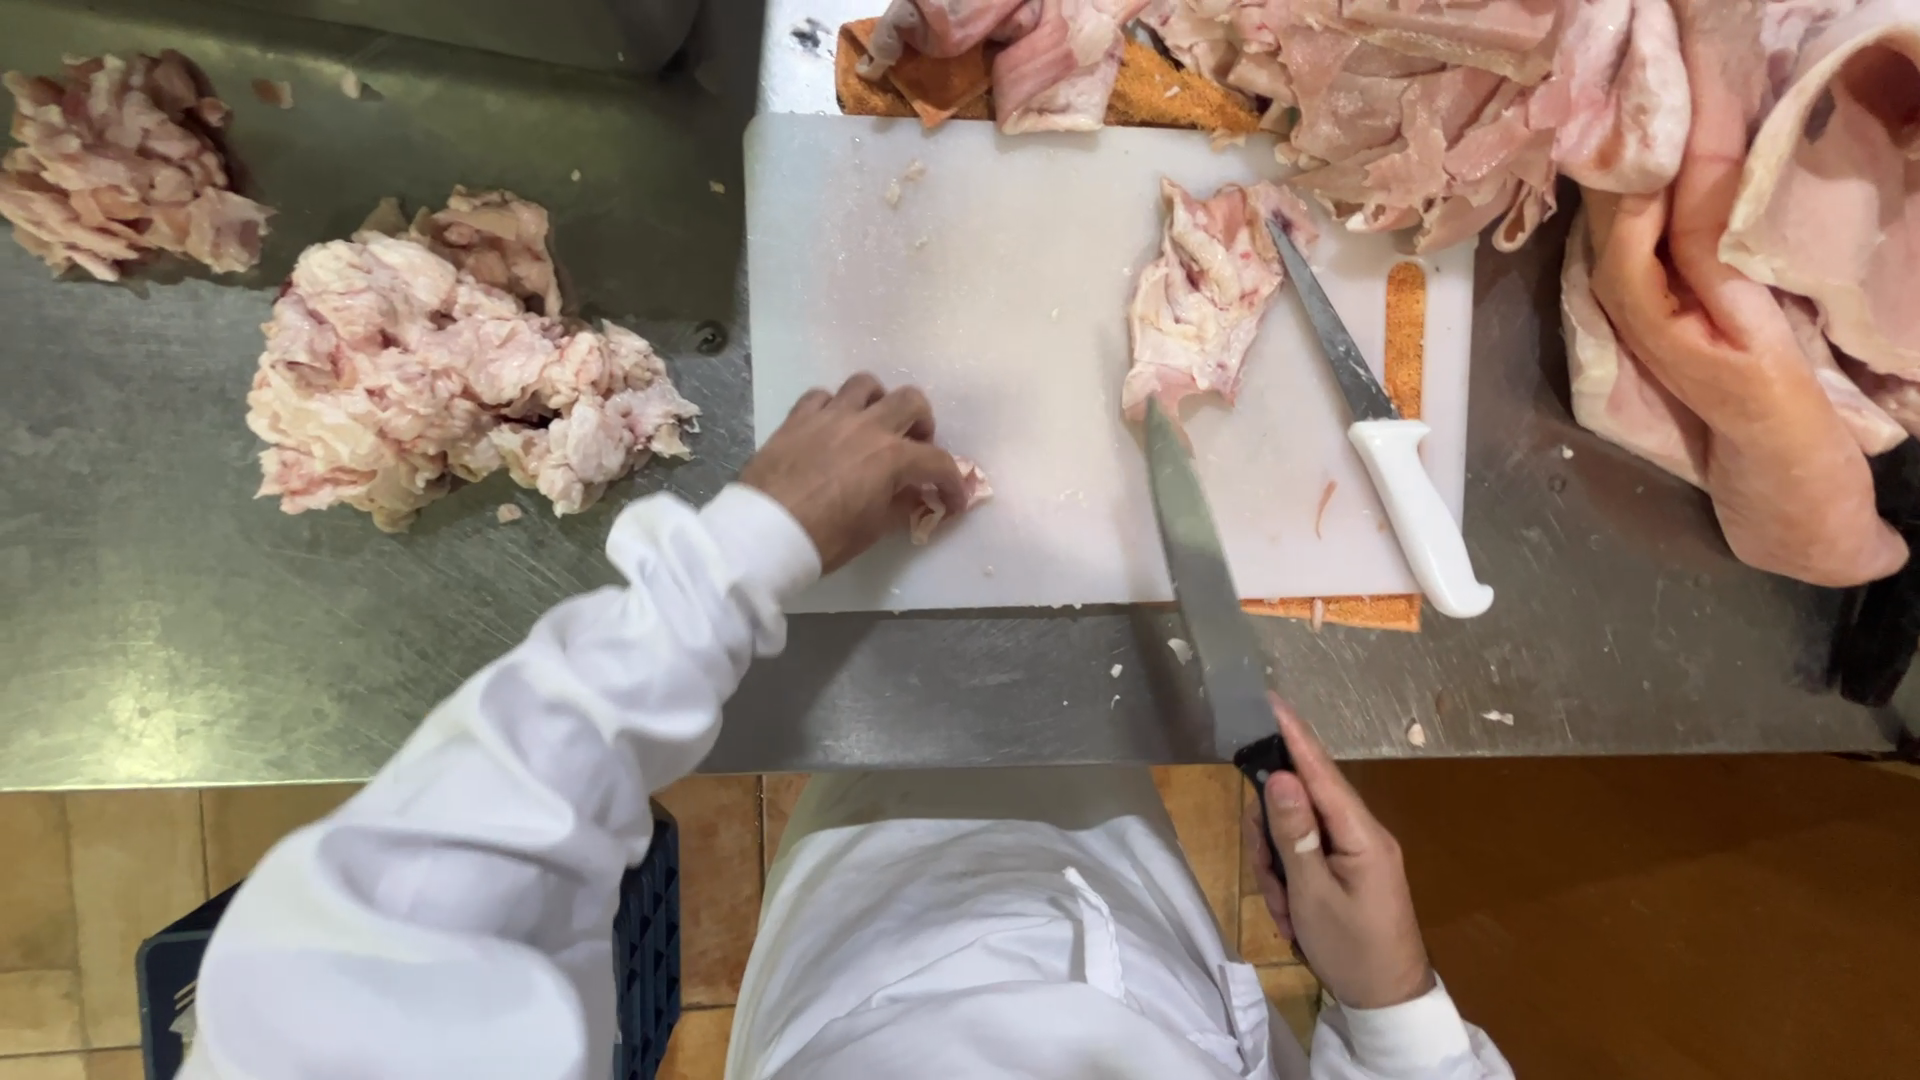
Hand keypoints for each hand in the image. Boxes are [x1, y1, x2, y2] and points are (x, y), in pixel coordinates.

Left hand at [741, 373, 963, 572]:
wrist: (764, 533)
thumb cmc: (825, 538)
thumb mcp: (873, 530)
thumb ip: (901, 506)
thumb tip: (915, 496)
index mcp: (892, 457)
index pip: (938, 462)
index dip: (953, 483)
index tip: (951, 501)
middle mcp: (867, 426)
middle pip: (911, 401)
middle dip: (923, 424)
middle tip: (915, 448)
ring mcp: (831, 416)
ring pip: (867, 385)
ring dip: (879, 402)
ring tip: (874, 426)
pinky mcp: (798, 417)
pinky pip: (822, 396)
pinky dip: (834, 407)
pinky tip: (832, 428)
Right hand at [1242, 696, 1435, 1008]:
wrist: (1388, 1005)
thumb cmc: (1352, 949)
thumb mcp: (1312, 894)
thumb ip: (1293, 832)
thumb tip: (1280, 774)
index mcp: (1361, 834)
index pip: (1320, 770)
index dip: (1293, 734)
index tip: (1270, 699)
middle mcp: (1360, 832)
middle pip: (1298, 801)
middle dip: (1272, 836)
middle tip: (1269, 875)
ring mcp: (1354, 849)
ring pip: (1293, 829)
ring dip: (1278, 864)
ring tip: (1285, 908)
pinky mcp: (1345, 865)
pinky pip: (1303, 851)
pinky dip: (1288, 877)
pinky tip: (1291, 911)